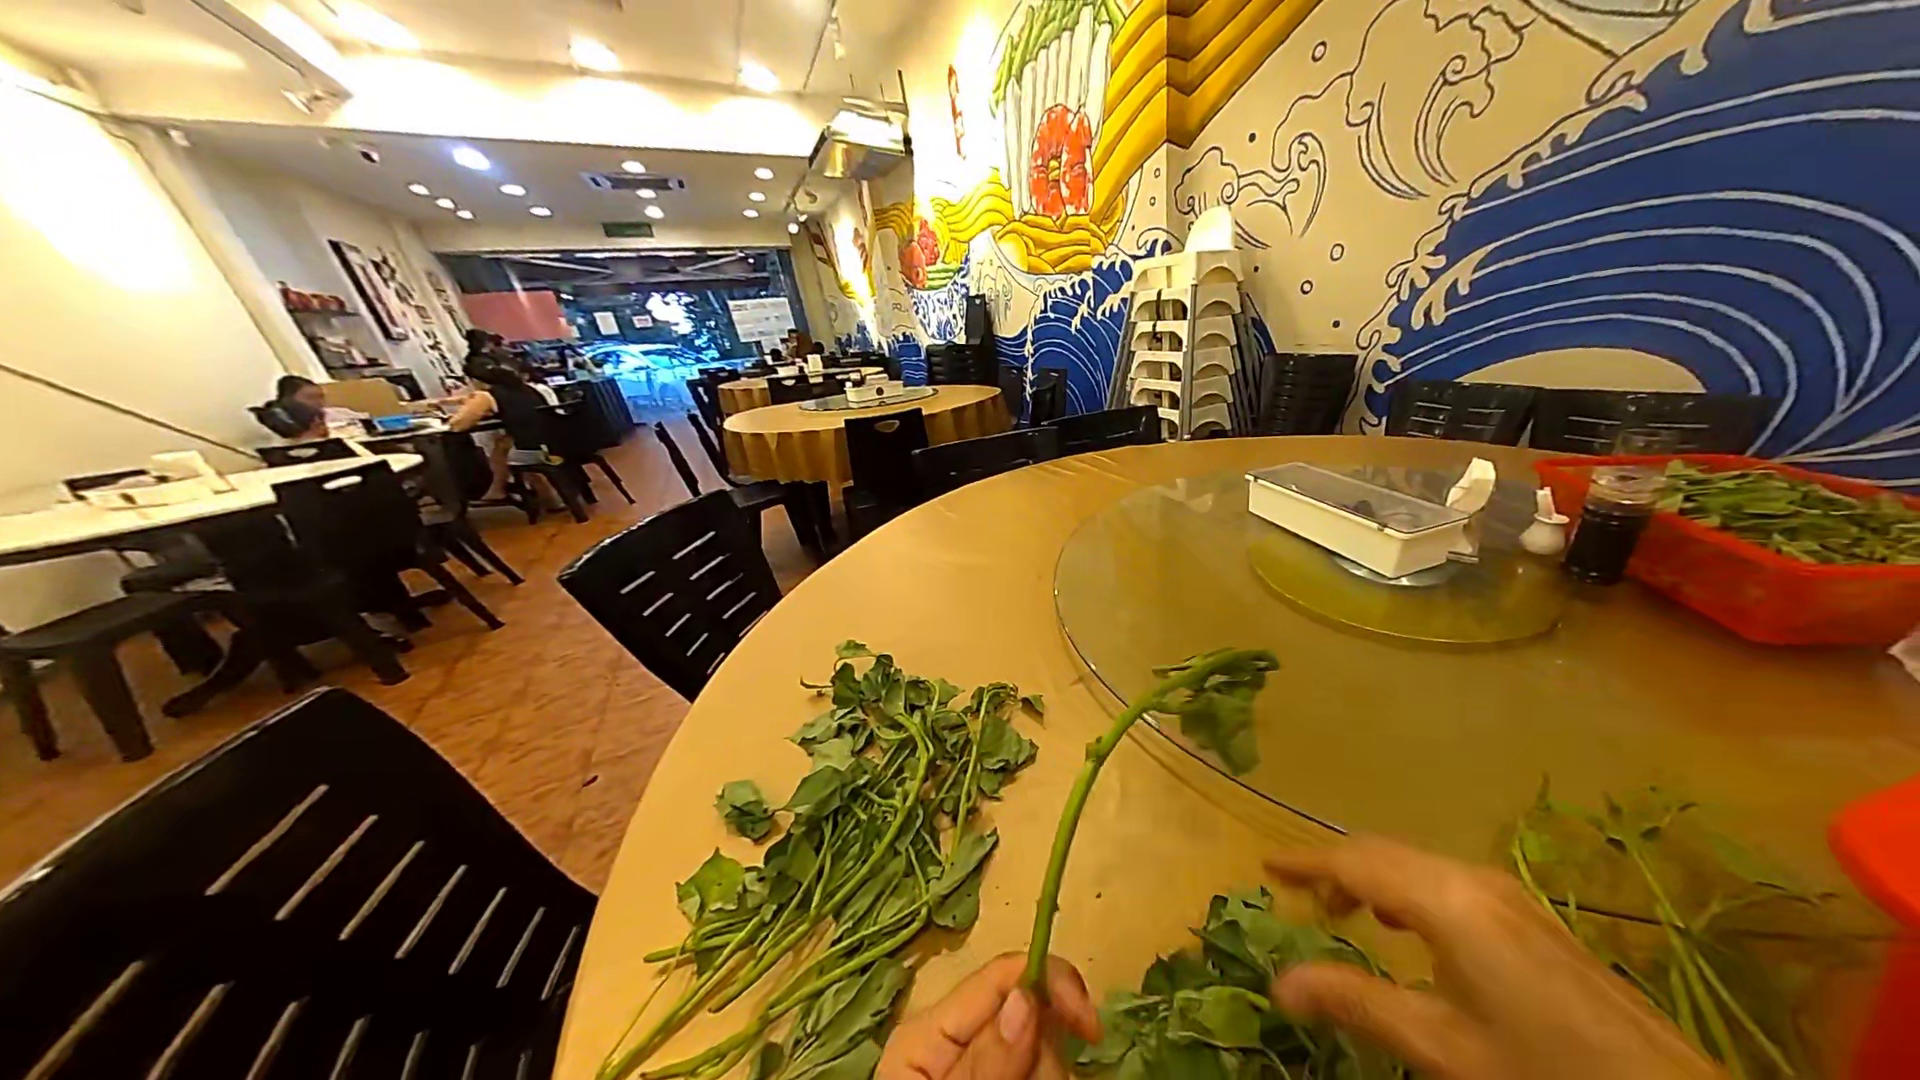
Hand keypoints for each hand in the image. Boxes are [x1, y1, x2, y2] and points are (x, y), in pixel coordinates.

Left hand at [877, 953, 1101, 1079]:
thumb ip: (985, 1063)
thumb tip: (1026, 997)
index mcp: (932, 1030)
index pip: (1000, 975)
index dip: (1052, 983)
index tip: (1091, 1027)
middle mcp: (959, 1042)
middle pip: (1032, 1016)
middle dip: (1049, 1058)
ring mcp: (983, 1070)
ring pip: (1045, 1055)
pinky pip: (1042, 1077)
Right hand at [1266, 837, 1725, 1079]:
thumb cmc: (1546, 1074)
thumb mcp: (1443, 1049)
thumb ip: (1356, 1004)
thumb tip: (1279, 985)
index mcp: (1446, 901)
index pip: (1354, 864)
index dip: (1305, 863)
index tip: (1266, 866)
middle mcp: (1473, 881)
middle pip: (1382, 854)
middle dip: (1334, 868)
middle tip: (1298, 895)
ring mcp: (1508, 895)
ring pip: (1413, 864)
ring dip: (1370, 877)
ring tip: (1343, 912)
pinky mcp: (1530, 917)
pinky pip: (1444, 880)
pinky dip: (1405, 889)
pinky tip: (1408, 926)